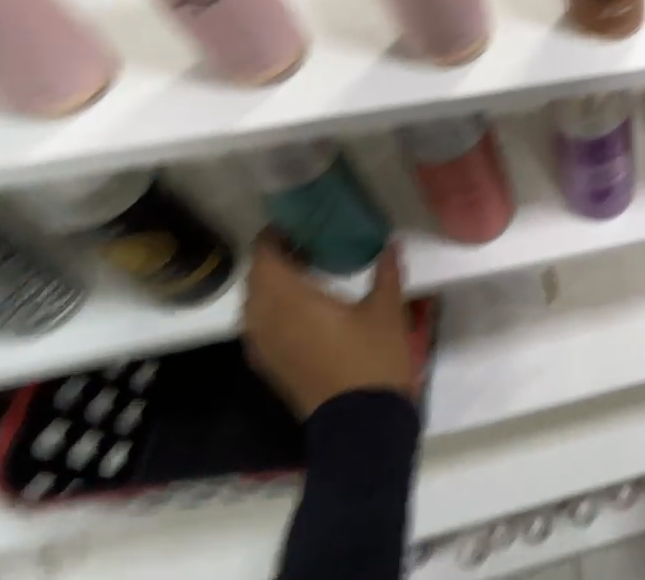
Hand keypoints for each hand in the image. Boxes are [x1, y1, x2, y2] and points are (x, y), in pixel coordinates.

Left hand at [242, 238, 413, 419]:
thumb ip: (386, 272)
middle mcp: (266, 319)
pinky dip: (272, 307)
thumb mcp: (386, 310)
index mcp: (291, 300)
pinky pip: (258, 323)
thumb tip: (390, 244)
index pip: (265, 258)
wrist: (360, 420)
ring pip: (254, 302)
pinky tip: (303, 306)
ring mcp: (263, 344)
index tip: (298, 224)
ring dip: (272, 283)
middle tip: (308, 243)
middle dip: (276, 258)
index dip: (275, 237)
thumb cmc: (373, 358)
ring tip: (306, 272)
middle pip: (256, 278)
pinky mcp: (269, 362)